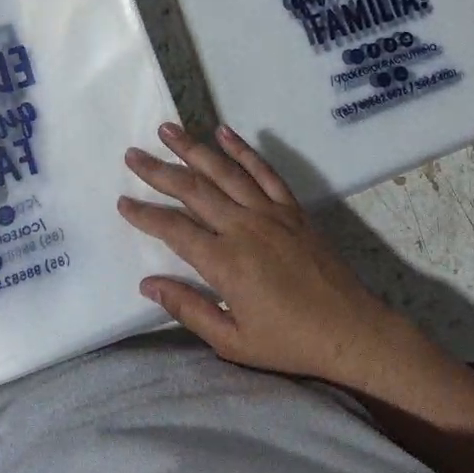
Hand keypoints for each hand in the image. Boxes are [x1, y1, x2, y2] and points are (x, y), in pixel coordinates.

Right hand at [117, 123, 416, 388]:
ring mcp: (270, 213)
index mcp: (225, 263)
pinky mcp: (292, 208)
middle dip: (159, 171)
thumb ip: (189, 309)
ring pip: (224, 171)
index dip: (145, 214)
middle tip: (133, 154)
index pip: (174, 230)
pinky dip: (242, 150)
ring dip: (194, 148)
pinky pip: (263, 171)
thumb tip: (148, 284)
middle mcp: (244, 228)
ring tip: (168, 130)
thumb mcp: (232, 341)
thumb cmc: (289, 342)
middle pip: (193, 190)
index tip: (123, 201)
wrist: (351, 330)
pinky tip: (224, 132)